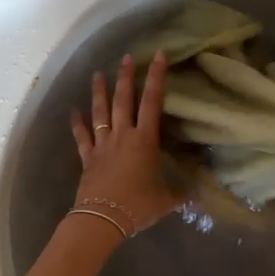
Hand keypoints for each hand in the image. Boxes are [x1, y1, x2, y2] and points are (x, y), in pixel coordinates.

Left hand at [69, 52, 180, 237]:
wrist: (103, 219)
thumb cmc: (138, 206)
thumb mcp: (166, 200)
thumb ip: (182, 193)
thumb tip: (201, 193)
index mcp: (145, 141)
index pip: (152, 102)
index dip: (156, 77)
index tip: (158, 56)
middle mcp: (123, 136)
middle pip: (123, 100)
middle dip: (126, 77)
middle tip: (126, 57)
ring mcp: (102, 145)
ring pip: (100, 113)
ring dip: (99, 92)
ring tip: (97, 74)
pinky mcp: (87, 158)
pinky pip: (81, 137)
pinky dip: (77, 124)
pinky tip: (73, 111)